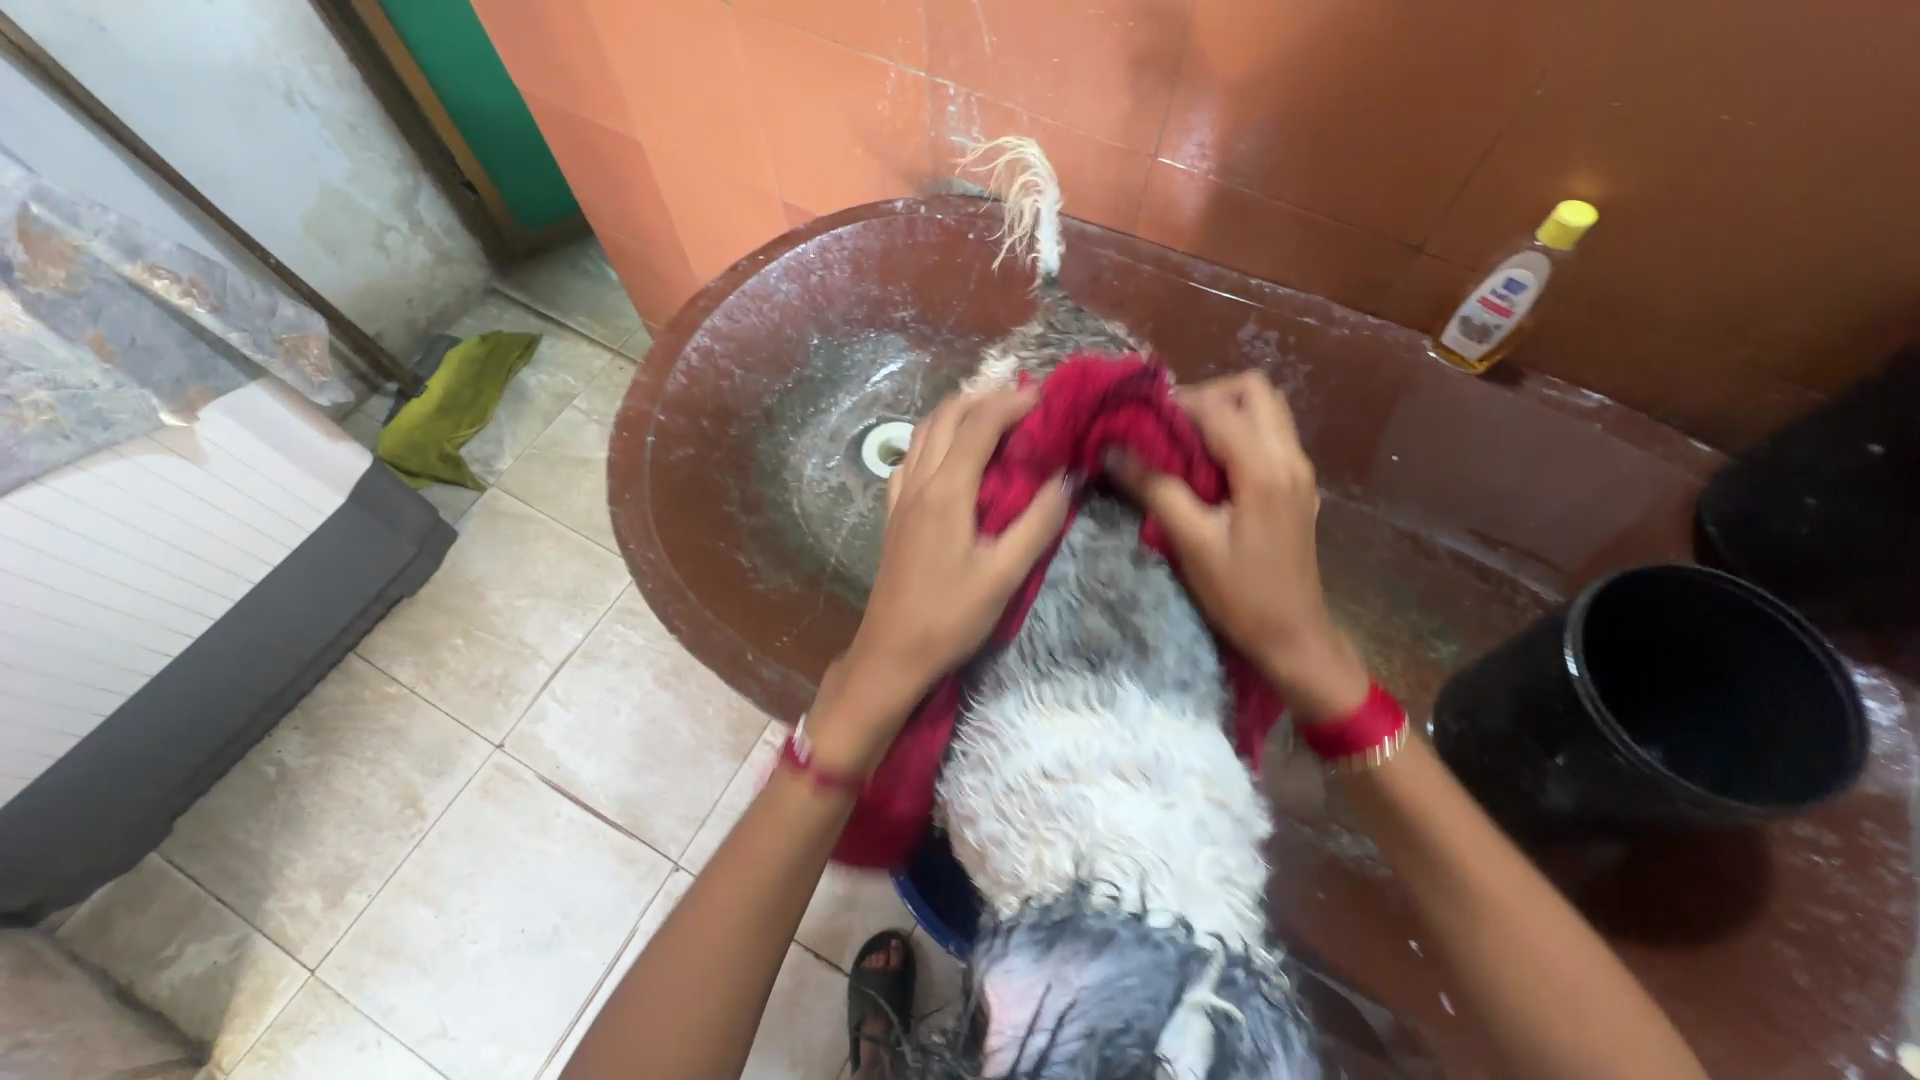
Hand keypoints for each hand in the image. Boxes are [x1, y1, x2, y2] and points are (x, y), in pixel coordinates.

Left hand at [813, 388, 1071, 768]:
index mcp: (946, 492)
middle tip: (1020, 400)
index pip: (978, 426)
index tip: (1044, 396)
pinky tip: (947, 458)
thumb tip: (1067, 480)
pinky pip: (908, 460)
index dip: (1010, 403)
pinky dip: (932, 441)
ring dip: (955, 414)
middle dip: (982, 398)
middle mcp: (918, 484)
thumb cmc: (950, 617)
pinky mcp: (893, 517)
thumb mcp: (1004, 575)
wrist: (891, 653)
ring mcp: (900, 499)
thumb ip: (1037, 524)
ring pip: (921, 434)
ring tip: (989, 416)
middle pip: (945, 418)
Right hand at [1108, 372, 1367, 721]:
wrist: (1293, 635)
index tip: (1139, 419)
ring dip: (1227, 412)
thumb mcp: (1191, 542)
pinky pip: (1272, 436)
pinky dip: (1241, 434)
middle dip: (1209, 396)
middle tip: (1171, 426)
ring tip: (1187, 443)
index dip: (1175, 404)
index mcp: (1264, 468)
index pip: (1219, 408)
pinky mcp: (1299, 487)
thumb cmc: (1240, 593)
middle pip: (1254, 390)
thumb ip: (1155, 488)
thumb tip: (1111, 451)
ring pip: (1268, 410)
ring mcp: (1300, 471)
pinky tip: (1211, 468)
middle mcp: (1290, 457)